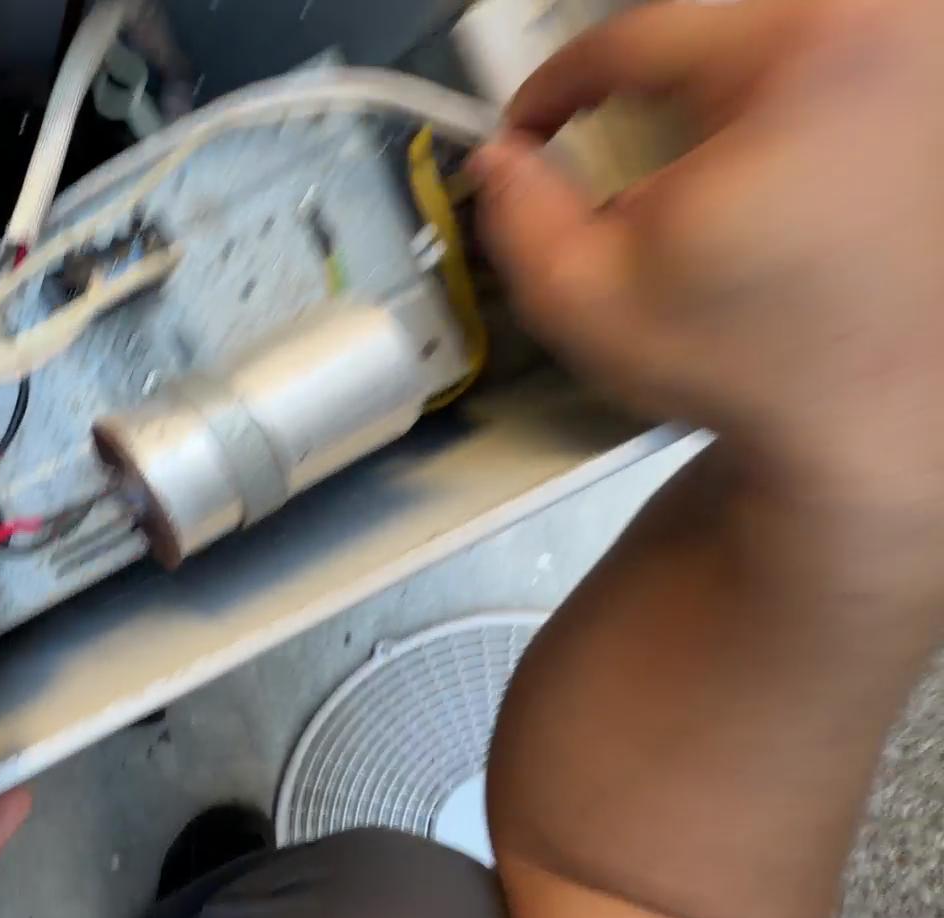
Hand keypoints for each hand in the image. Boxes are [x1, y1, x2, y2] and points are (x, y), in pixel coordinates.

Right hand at [471, 0, 943, 520]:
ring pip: (758, 27)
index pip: (633, 35)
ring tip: (644, 125)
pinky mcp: (929, 89)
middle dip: (626, 68)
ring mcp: (921, 55)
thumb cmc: (730, 352)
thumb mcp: (575, 295)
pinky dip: (750, 84)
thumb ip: (514, 214)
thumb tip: (497, 158)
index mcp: (796, 61)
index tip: (519, 132)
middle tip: (575, 121)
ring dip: (689, 72)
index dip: (550, 87)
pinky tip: (724, 139)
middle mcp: (886, 29)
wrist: (867, 401)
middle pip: (700, 18)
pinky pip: (815, 50)